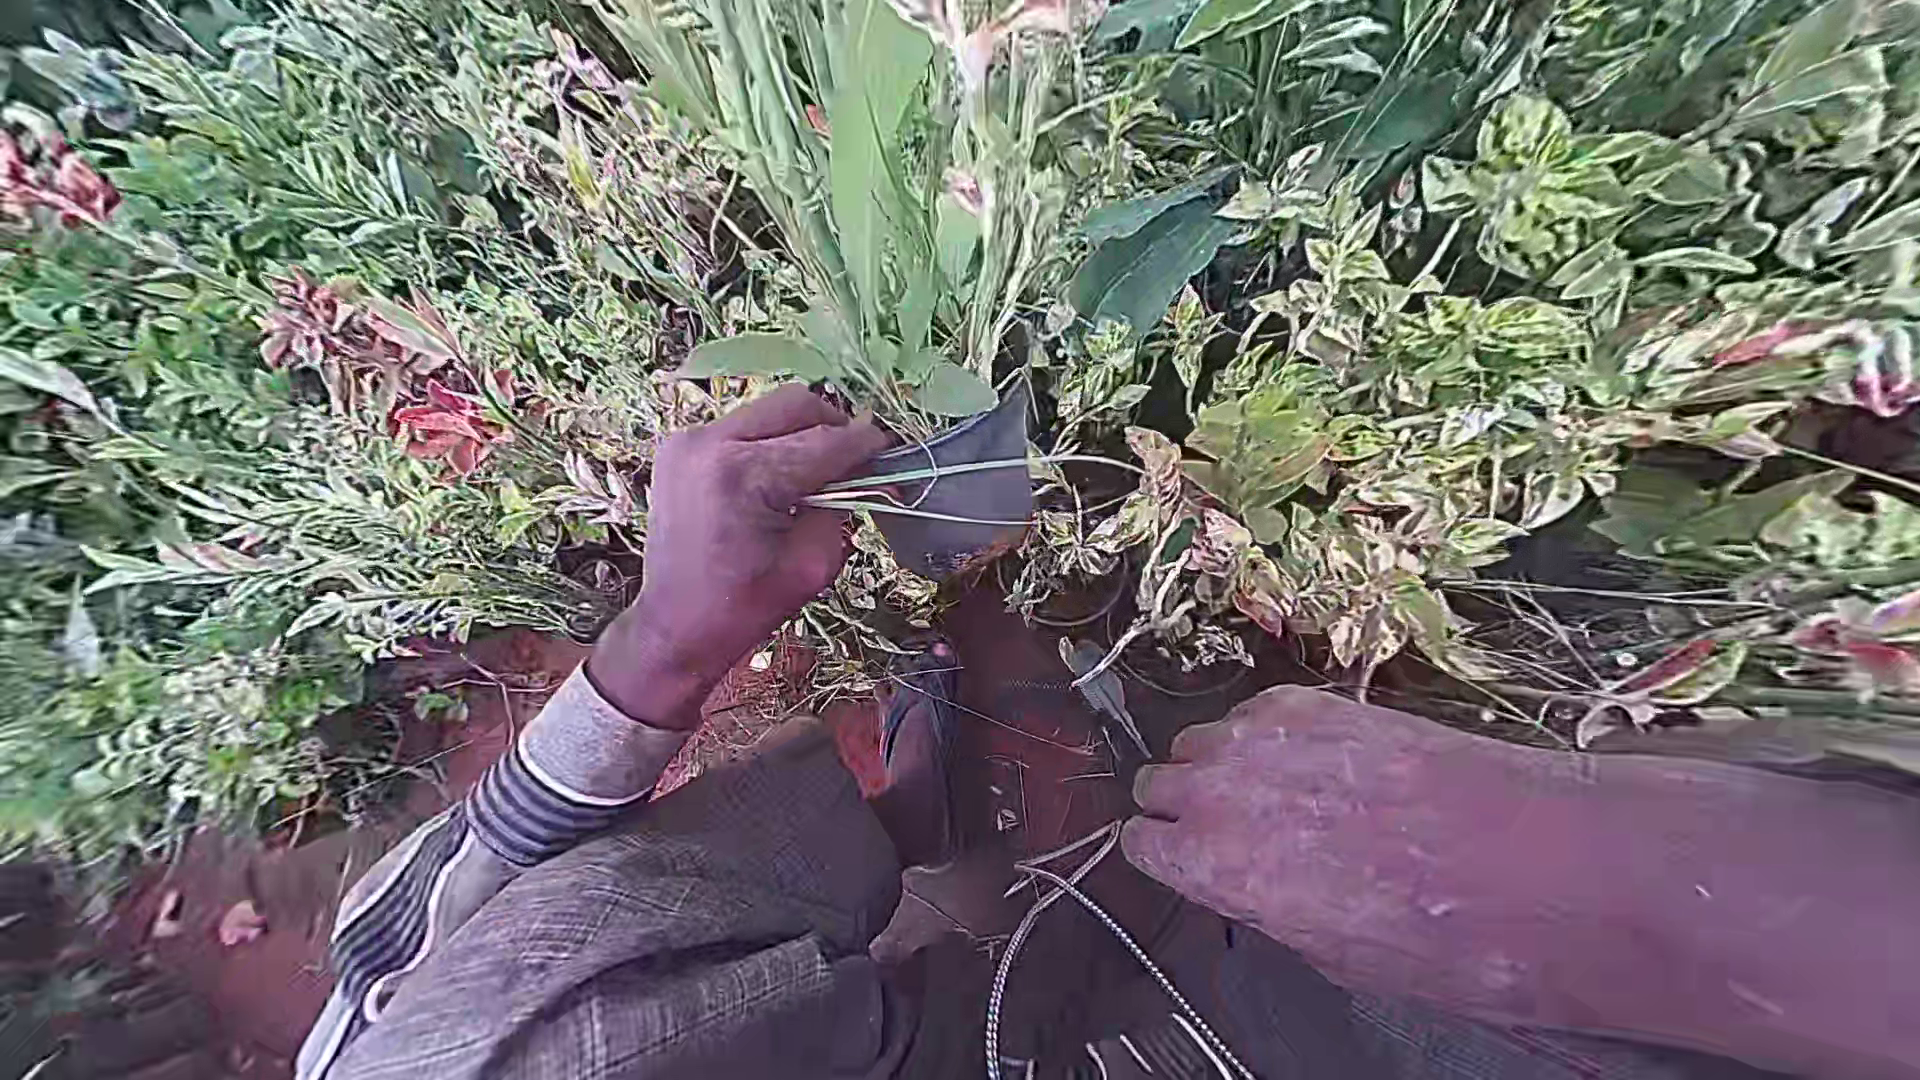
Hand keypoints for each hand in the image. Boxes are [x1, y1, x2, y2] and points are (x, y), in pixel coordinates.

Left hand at [589, 385, 889, 729]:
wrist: (676, 624)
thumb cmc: (747, 605)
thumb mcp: (815, 564)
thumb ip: (843, 507)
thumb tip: (865, 473)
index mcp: (744, 475)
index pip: (825, 441)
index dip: (866, 444)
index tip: (891, 451)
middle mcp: (710, 442)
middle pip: (796, 404)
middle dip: (836, 427)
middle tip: (858, 459)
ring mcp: (689, 440)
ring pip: (771, 410)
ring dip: (805, 433)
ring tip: (821, 470)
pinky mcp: (681, 447)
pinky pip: (745, 426)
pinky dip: (774, 442)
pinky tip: (782, 476)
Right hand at [1121, 687, 1919, 1078]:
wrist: (1544, 860)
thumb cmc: (1444, 940)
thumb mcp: (1332, 952)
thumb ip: (1256, 898)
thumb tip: (1237, 870)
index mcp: (1213, 862)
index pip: (1137, 840)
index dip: (1158, 849)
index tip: (1177, 851)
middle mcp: (1215, 789)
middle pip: (1155, 780)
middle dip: (1179, 802)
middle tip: (1229, 821)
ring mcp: (1252, 734)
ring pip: (1196, 742)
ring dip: (1216, 765)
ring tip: (1272, 787)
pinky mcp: (1296, 699)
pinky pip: (1248, 716)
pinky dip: (1263, 736)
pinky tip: (1318, 759)